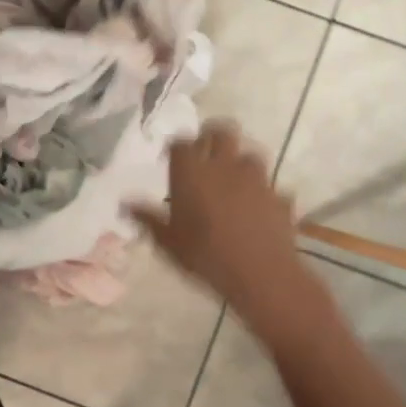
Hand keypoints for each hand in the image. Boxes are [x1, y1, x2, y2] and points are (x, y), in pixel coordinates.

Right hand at [132, 121, 305, 308]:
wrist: (260, 274)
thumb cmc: (204, 255)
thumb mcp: (167, 241)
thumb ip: (147, 218)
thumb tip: (125, 204)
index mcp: (191, 173)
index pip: (181, 143)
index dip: (176, 146)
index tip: (172, 157)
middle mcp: (224, 167)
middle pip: (222, 132)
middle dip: (212, 137)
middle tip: (204, 152)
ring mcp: (257, 180)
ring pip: (250, 155)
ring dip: (239, 162)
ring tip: (231, 179)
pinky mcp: (280, 197)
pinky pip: (269, 186)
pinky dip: (261, 192)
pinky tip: (255, 208)